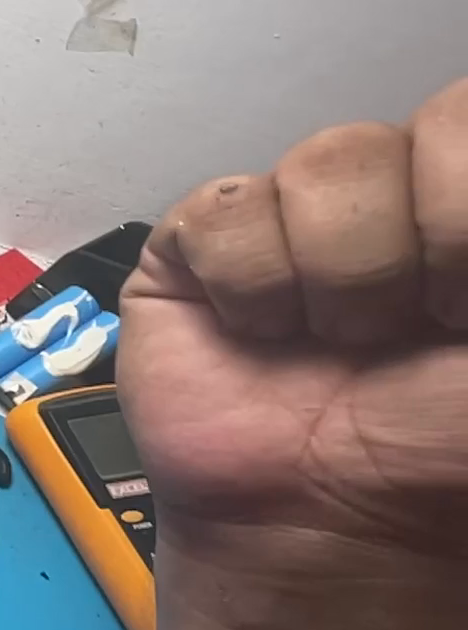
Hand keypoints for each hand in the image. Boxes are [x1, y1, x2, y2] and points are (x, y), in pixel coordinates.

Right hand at [118, 79, 467, 629]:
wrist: (326, 509)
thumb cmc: (455, 440)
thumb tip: (464, 172)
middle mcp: (399, 190)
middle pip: (433, 119)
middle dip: (438, 239)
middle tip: (423, 323)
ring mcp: (285, 217)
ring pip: (325, 161)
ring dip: (340, 273)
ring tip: (329, 336)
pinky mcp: (190, 250)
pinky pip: (221, 211)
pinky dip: (245, 280)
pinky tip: (254, 328)